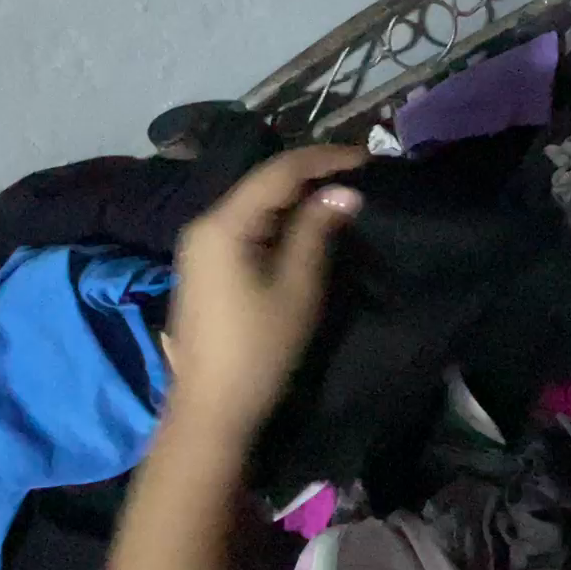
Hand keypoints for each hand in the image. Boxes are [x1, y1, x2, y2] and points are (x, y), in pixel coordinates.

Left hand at [168, 145, 366, 439]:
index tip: (367, 158)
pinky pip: (250, 222)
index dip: (325, 158)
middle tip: (360, 171)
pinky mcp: (208, 262)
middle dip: (314, 171)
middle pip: (265, 181)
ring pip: (258, 201)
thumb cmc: (258, 349)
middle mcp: (207, 223)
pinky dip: (283, 214)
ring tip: (344, 189)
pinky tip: (311, 218)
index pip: (280, 171)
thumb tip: (345, 191)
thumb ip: (317, 230)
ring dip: (300, 193)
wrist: (210, 410)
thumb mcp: (296, 286)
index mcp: (223, 224)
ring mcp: (203, 243)